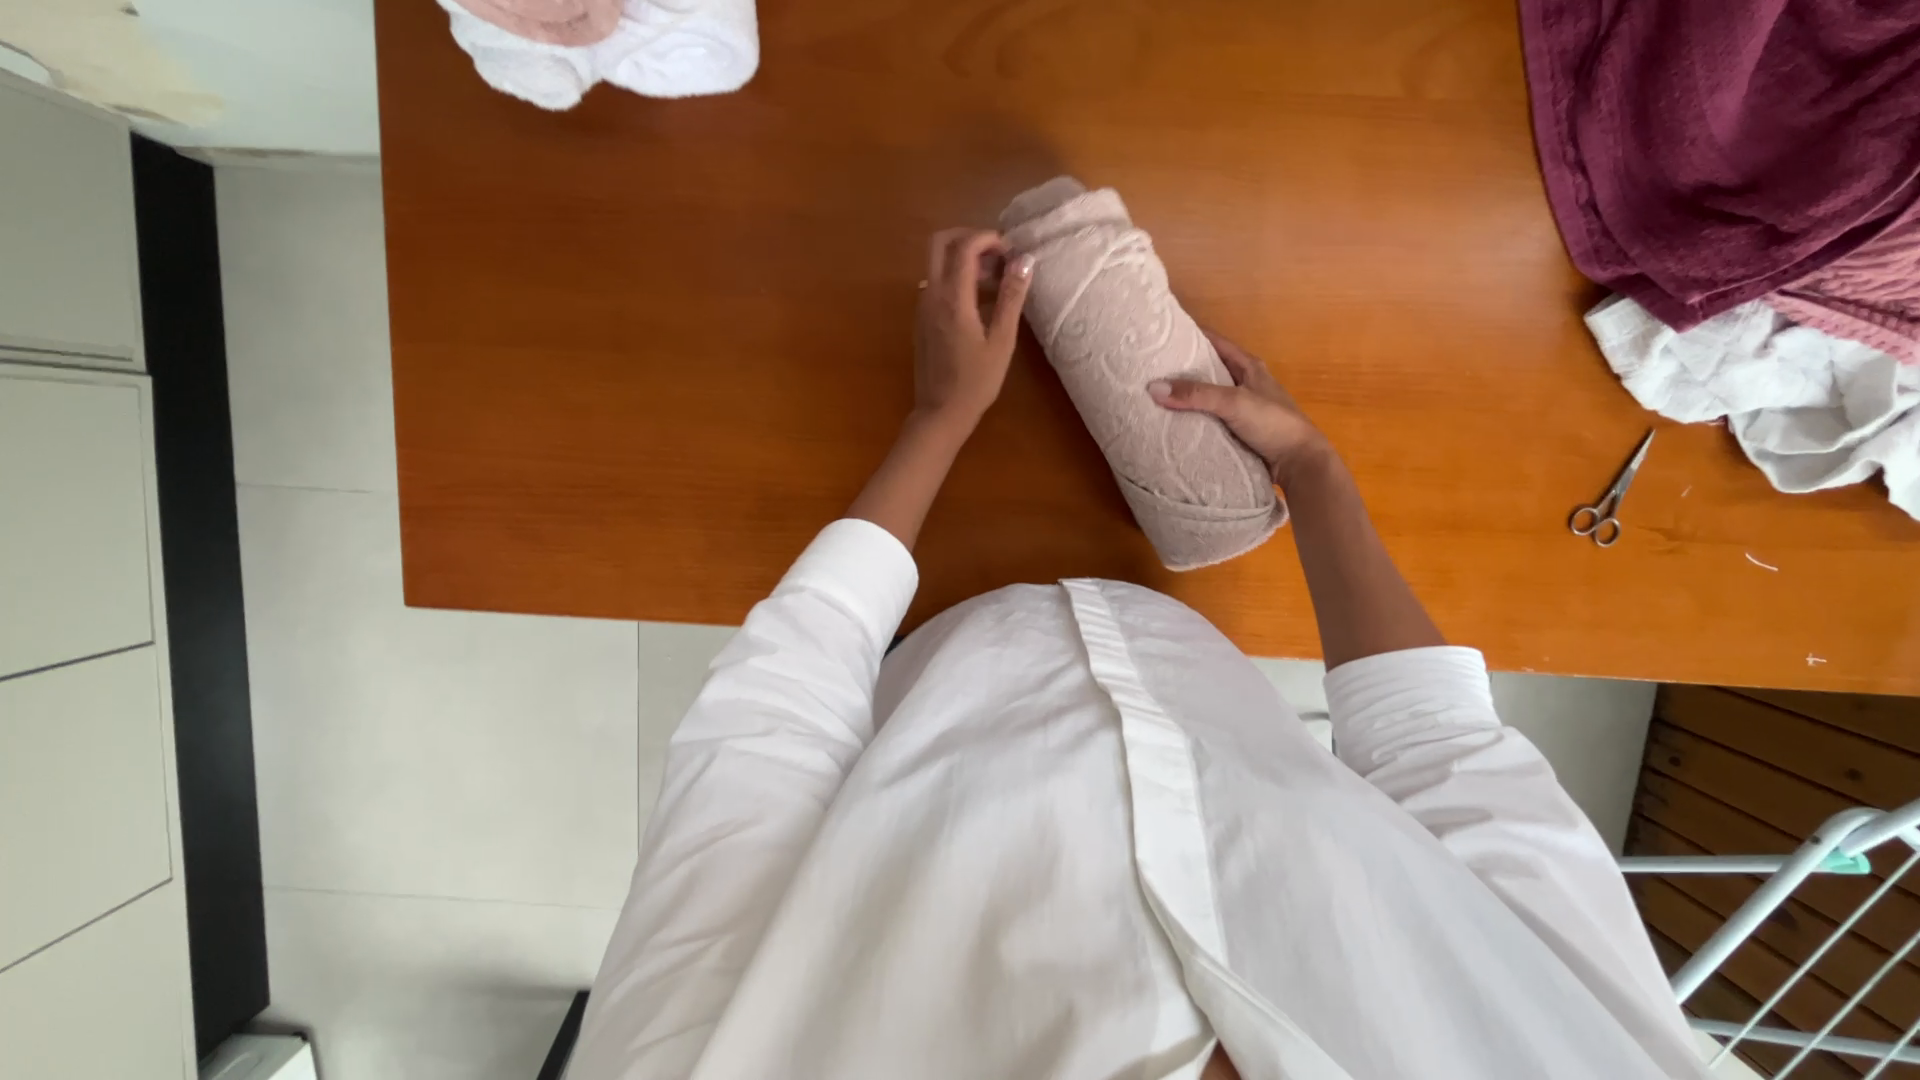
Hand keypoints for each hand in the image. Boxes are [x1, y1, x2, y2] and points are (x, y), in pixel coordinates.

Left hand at [913, 228, 1033, 427]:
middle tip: (997, 255)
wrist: (940, 412)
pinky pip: (936, 283)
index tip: (1012, 253)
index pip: (965, 246)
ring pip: (936, 262)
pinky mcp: (921, 319)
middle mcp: (931, 294)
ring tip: (995, 281)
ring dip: (963, 259)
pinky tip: (979, 302)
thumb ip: (1011, 297)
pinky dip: (956, 278)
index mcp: (952, 298)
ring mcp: (922, 306)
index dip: (990, 239)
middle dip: (969, 238)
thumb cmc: (976, 382)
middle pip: (940, 242)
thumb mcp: (1001, 340)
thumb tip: (1024, 260)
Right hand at [1149, 329, 1330, 487]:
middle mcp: (1244, 383)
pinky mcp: (1236, 431)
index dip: (1190, 336)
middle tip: (1149, 369)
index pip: (1215, 341)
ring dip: (1185, 397)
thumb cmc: (1273, 423)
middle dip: (1181, 368)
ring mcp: (1240, 409)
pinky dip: (1191, 419)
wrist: (1298, 463)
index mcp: (1249, 367)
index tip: (1161, 336)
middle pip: (1207, 370)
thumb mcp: (1233, 402)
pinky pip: (1208, 420)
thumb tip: (1153, 388)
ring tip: (1153, 396)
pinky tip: (1171, 424)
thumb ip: (1196, 394)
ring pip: (1206, 397)